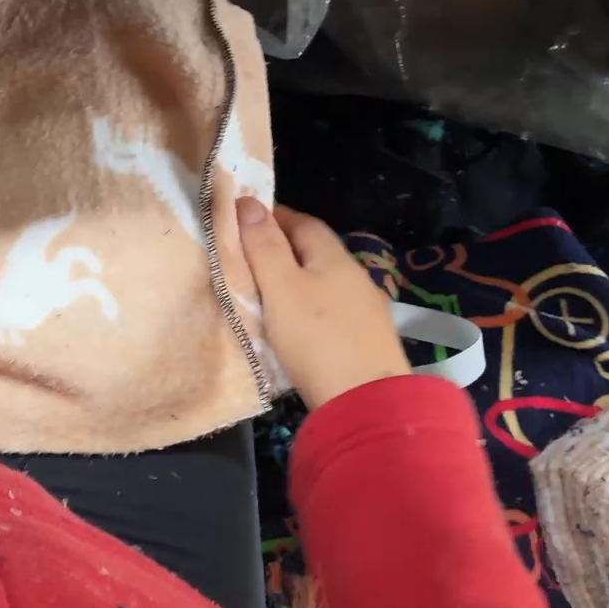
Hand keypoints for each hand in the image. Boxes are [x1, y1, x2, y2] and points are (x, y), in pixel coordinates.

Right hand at [236, 198, 410, 409]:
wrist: (369, 406)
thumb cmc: (317, 337)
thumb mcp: (280, 286)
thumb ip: (263, 245)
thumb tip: (248, 201)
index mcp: (333, 258)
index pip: (301, 221)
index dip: (271, 215)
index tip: (240, 219)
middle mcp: (354, 277)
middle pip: (312, 250)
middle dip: (279, 246)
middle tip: (242, 253)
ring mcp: (363, 311)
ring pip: (320, 281)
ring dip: (292, 278)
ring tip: (260, 288)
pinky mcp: (363, 341)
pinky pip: (327, 308)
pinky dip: (305, 304)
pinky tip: (291, 321)